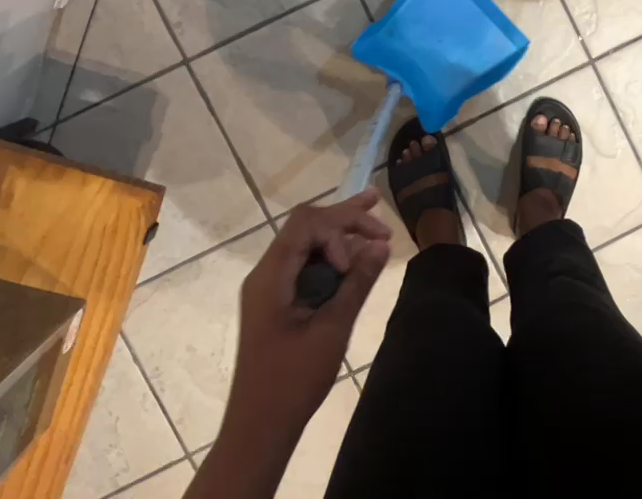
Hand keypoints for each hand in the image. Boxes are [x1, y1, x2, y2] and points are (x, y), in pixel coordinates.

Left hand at [231, 191, 391, 419]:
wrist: (259, 428)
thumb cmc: (293, 381)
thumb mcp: (332, 330)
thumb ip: (357, 283)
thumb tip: (381, 245)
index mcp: (271, 276)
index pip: (304, 224)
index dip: (337, 229)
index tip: (354, 263)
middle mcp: (267, 273)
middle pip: (306, 227)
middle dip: (344, 218)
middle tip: (380, 213)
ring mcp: (272, 287)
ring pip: (307, 243)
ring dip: (340, 233)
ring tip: (375, 221)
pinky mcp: (279, 301)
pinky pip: (306, 265)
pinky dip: (333, 256)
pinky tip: (358, 257)